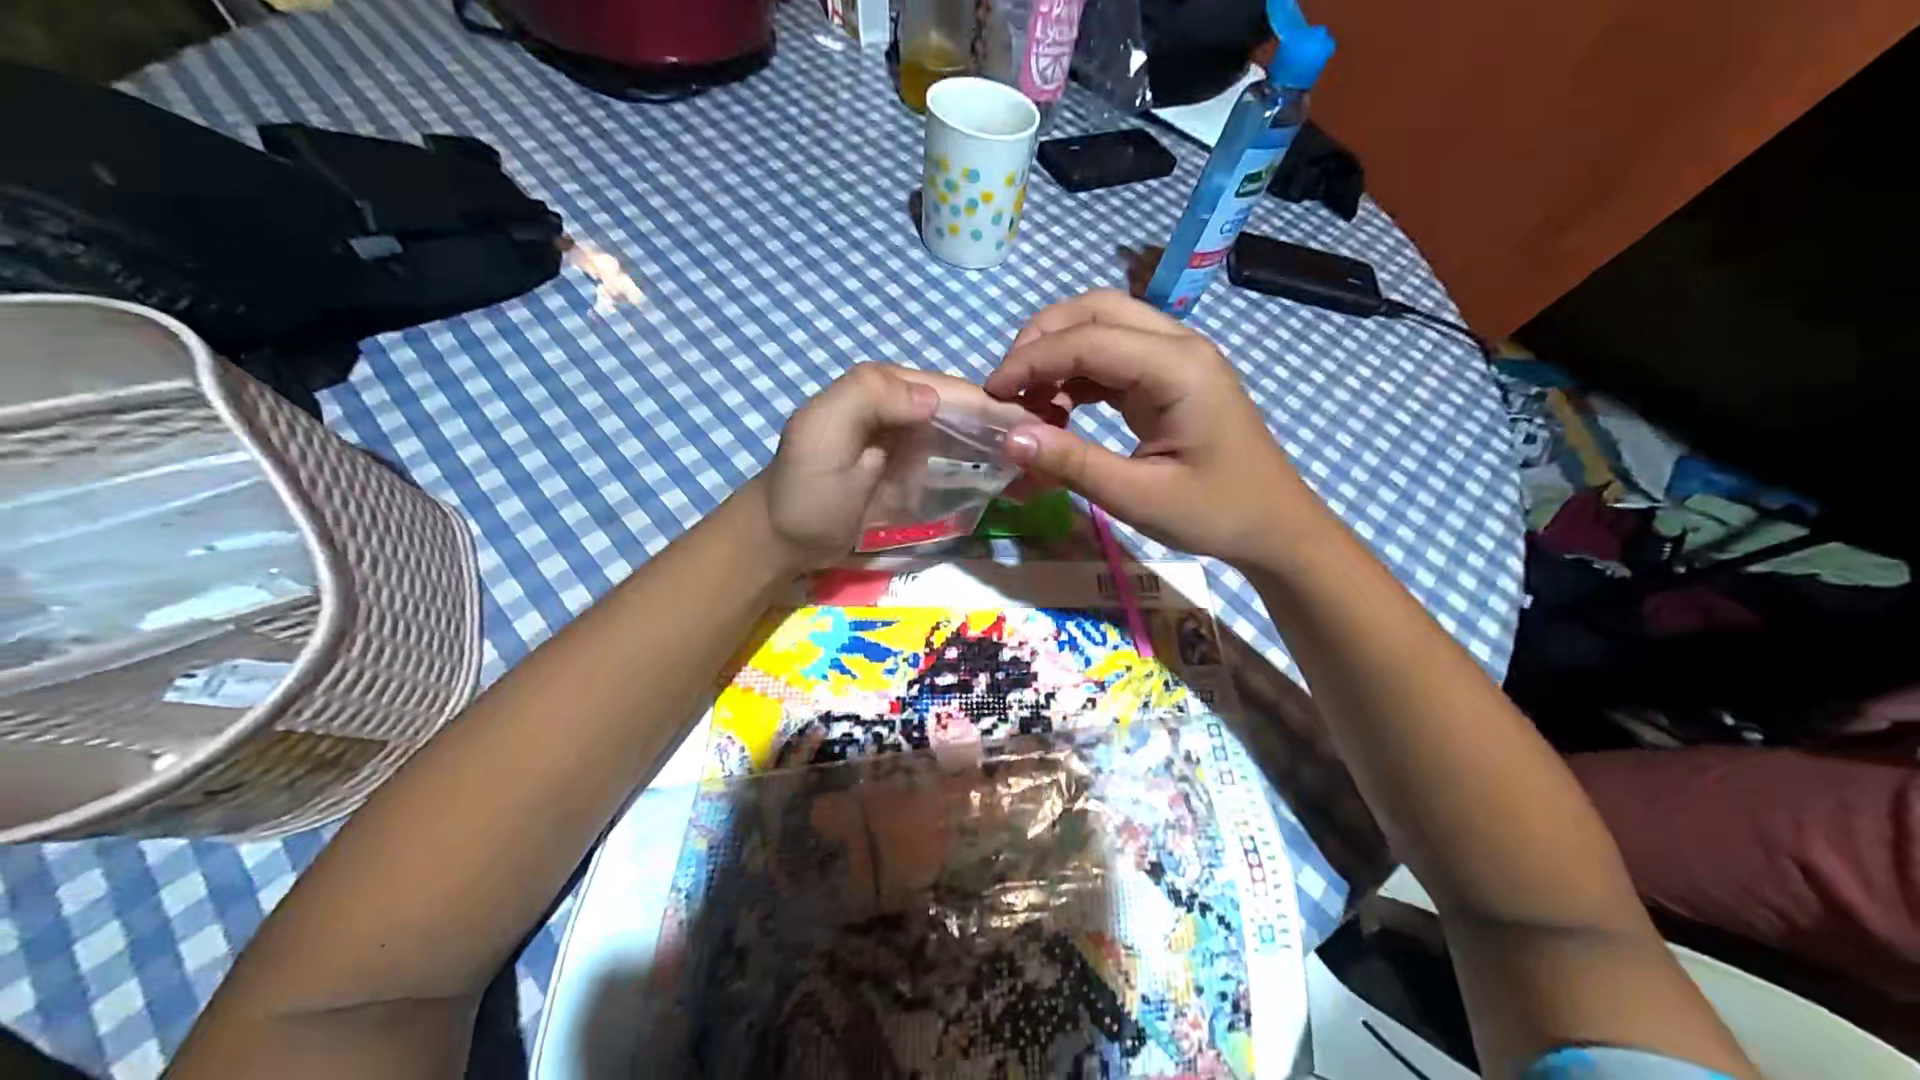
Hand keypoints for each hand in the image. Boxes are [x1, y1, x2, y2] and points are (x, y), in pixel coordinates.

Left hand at [757, 363, 1026, 570]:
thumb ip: (869, 397)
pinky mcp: (920, 478)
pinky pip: (962, 467)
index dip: (995, 407)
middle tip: (1057, 450)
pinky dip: (990, 472)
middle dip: (1012, 428)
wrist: (781, 540)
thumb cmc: (803, 488)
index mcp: (887, 389)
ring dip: (1008, 450)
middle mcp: (907, 410)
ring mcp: (916, 446)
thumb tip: (935, 398)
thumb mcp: (820, 433)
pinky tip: (1019, 483)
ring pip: (972, 439)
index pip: (952, 392)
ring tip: (1050, 468)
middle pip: (969, 413)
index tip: (1041, 426)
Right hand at [985, 290, 1323, 565]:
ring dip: (1058, 354)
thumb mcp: (1139, 498)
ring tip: (1028, 403)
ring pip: (1103, 326)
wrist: (1275, 526)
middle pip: (1096, 311)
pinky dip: (1077, 374)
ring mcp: (1177, 358)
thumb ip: (1072, 464)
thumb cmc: (1216, 513)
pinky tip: (1058, 409)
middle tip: (1007, 388)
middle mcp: (1179, 346)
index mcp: (1179, 368)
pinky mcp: (1170, 377)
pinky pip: (1113, 357)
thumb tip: (1009, 439)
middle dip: (1042, 340)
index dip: (1032, 361)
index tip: (992, 395)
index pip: (1088, 340)